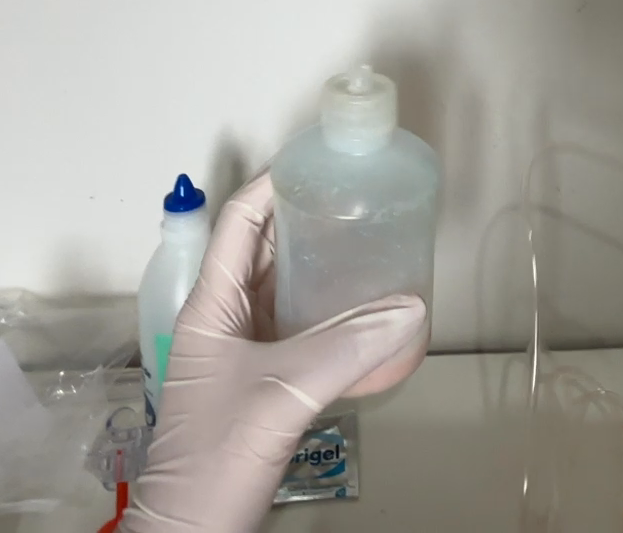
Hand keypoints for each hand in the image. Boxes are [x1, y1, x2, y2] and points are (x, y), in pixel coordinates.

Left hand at [122, 174, 426, 532]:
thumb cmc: (215, 459)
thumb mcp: (282, 393)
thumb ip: (347, 349)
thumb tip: (410, 307)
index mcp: (212, 302)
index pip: (239, 222)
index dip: (272, 184)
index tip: (316, 163)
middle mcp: (225, 314)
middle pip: (264, 247)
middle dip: (303, 217)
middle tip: (355, 198)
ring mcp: (242, 345)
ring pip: (281, 284)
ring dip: (317, 261)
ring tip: (365, 238)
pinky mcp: (262, 373)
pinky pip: (296, 321)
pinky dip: (326, 304)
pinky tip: (361, 305)